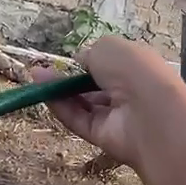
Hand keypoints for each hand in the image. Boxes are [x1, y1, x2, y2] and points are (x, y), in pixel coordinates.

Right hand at [34, 36, 185, 171]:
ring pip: (83, 103)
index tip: (68, 58)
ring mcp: (116, 116)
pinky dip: (61, 108)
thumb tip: (80, 60)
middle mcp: (128, 92)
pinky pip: (79, 120)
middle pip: (92, 86)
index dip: (88, 61)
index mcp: (136, 67)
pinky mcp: (103, 136)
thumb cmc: (133, 70)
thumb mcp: (108, 47)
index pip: (110, 65)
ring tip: (35, 78)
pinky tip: (43, 94)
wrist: (150, 113)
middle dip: (68, 77)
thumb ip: (89, 53)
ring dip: (59, 90)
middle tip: (41, 70)